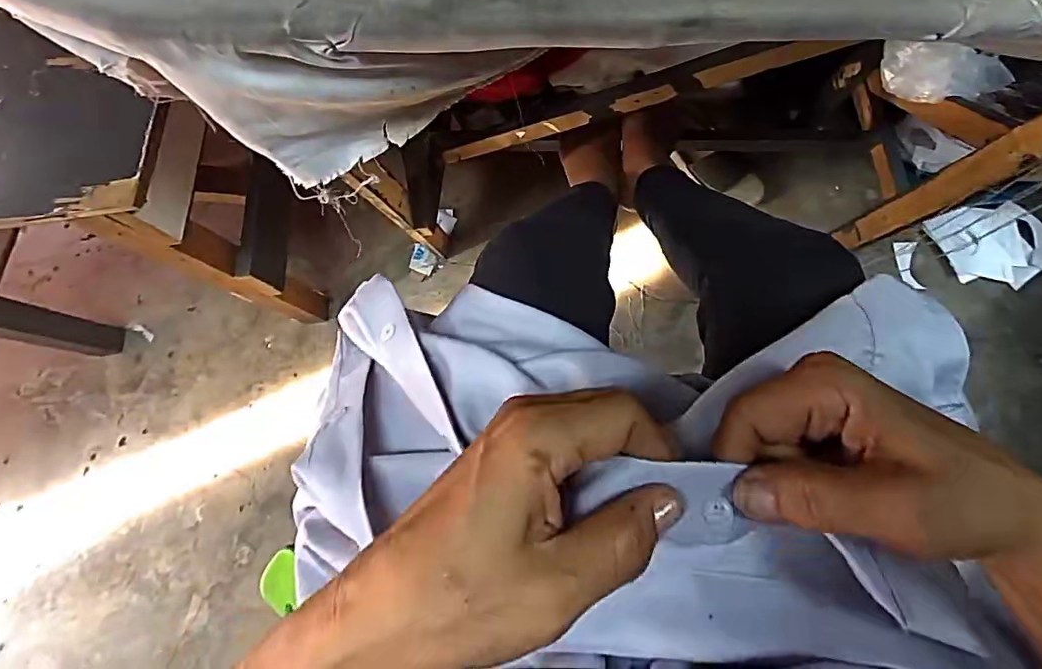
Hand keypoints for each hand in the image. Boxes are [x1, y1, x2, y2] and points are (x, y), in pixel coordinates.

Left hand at [245, 389, 683, 668]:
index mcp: (538, 431)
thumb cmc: (459, 605)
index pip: (627, 413)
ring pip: (590, 423)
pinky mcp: (500, 450)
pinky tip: (583, 512)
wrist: (370, 631)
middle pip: (609, 410)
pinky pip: (566, 439)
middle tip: (648, 510)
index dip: (660, 449)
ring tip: (618, 516)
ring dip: (615, 462)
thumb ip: (626, 538)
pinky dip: (589, 467)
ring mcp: (509, 428)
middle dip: (640, 454)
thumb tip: (669, 500)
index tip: (671, 498)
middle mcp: (525, 412)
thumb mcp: (557, 588)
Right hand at [712, 352, 1041, 561]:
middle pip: (751, 425)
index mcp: (830, 381)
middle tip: (802, 515)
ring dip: (776, 482)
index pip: (748, 413)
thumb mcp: (889, 508)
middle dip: (760, 475)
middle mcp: (817, 377)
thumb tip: (738, 491)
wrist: (1003, 507)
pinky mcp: (826, 422)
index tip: (745, 517)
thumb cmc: (958, 500)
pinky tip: (823, 499)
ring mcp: (821, 398)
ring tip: (825, 508)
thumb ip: (811, 497)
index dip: (736, 464)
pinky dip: (789, 482)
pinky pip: (782, 450)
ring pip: (761, 441)